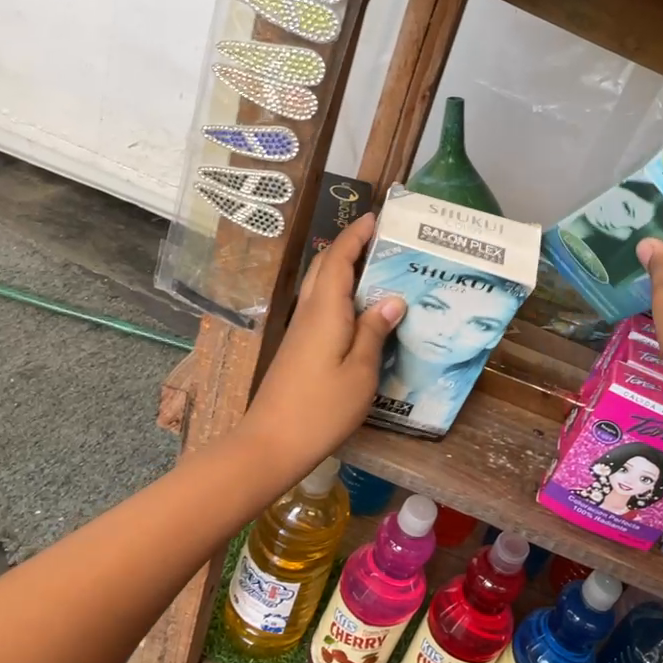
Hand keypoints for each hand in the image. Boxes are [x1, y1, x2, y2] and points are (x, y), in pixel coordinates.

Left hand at [240, 213, 402, 474]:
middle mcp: (309, 313)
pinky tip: (362, 312)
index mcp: (325, 311)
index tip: (377, 218)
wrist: (271, 444)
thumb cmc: (321, 409)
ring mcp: (301, 331)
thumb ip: (374, 332)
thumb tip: (392, 299)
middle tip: (382, 240)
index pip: (339, 258)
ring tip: (380, 270)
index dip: (356, 235)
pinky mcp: (299, 349)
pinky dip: (342, 296)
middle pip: (326, 267)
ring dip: (345, 270)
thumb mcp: (360, 373)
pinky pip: (322, 308)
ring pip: (322, 287)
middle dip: (350, 246)